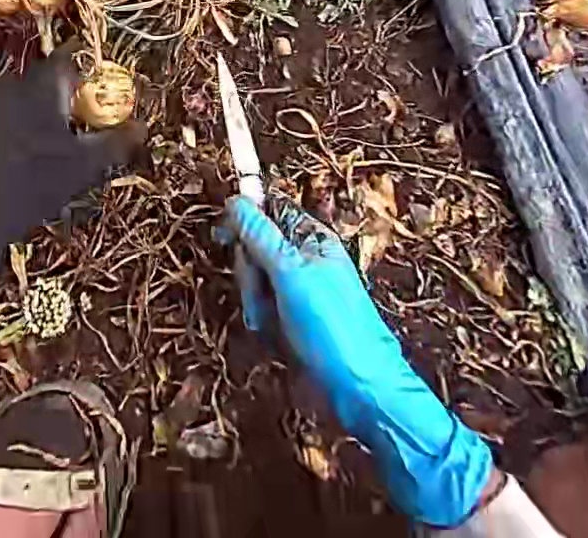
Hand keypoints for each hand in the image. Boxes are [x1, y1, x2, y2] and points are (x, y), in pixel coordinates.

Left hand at [0, 50, 142, 289]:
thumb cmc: (34, 186)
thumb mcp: (83, 167)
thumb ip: (116, 142)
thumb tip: (142, 126)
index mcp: (41, 87)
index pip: (69, 60)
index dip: (86, 74)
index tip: (95, 96)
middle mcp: (10, 83)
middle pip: (44, 78)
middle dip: (61, 95)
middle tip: (72, 126)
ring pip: (18, 94)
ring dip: (33, 109)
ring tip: (41, 143)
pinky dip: (8, 123)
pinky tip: (11, 152)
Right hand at [223, 196, 494, 526]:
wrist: (362, 390)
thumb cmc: (332, 325)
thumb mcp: (290, 272)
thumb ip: (260, 234)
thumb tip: (236, 198)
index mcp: (311, 237)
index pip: (270, 208)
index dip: (245, 216)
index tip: (226, 233)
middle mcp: (304, 257)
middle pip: (256, 242)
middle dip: (248, 265)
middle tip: (258, 285)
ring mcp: (298, 287)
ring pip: (255, 274)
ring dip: (253, 294)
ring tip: (267, 316)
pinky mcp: (292, 314)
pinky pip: (262, 302)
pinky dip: (260, 314)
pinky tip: (269, 330)